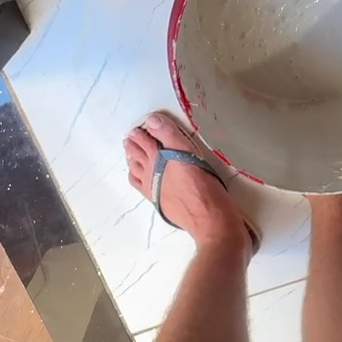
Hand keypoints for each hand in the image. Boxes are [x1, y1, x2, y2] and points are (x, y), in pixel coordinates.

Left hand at [124, 113, 249, 252]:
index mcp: (160, 159)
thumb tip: (151, 121)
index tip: (144, 123)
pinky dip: (135, 175)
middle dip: (135, 143)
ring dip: (132, 157)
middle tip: (133, 135)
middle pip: (137, 153)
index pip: (146, 139)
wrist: (209, 220)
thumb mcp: (190, 153)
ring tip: (131, 151)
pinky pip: (139, 185)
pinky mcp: (157, 200)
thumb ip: (169, 135)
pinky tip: (138, 175)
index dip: (144, 130)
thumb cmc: (205, 186)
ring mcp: (152, 188)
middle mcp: (151, 173)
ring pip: (136, 169)